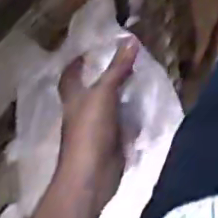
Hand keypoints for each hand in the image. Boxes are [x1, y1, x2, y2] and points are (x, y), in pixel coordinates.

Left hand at [25, 39, 138, 217]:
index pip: (69, 78)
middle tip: (126, 58)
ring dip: (124, 94)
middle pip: (92, 91)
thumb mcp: (104, 93)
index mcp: (74, 100)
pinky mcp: (112, 143)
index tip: (86, 51)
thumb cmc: (89, 131)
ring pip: (111, 106)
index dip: (75, 65)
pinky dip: (134, 115)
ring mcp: (97, 130)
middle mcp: (83, 113)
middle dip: (107, 76)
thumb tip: (131, 38)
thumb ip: (117, 68)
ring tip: (142, 76)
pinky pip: (125, 124)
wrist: (90, 179)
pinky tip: (148, 104)